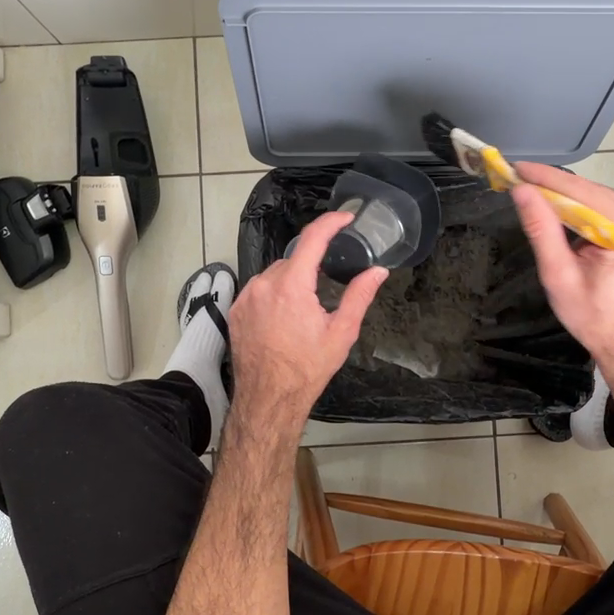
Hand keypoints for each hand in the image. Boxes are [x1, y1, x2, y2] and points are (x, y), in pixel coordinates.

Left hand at [228, 211, 386, 411]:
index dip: (331, 222)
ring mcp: (246, 296)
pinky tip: (282, 319)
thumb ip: (359, 296)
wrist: (269, 397)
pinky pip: (258, 290)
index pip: (312, 238)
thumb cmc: (306, 368)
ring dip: (291, 282)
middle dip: (311, 269)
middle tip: (325, 293)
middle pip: (294, 260)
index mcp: (292, 286)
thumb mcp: (341, 333)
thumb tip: (378, 271)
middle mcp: (264, 284)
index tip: (346, 217)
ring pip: (275, 275)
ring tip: (303, 312)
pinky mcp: (235, 309)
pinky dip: (273, 295)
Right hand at [511, 163, 613, 380]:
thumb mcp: (560, 276)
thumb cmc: (596, 320)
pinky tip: (565, 214)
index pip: (581, 192)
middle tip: (521, 181)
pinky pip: (613, 211)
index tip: (517, 168)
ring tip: (537, 196)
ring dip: (571, 198)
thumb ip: (541, 230)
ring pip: (603, 199)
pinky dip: (588, 210)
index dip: (546, 178)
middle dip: (556, 186)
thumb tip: (522, 192)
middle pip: (593, 192)